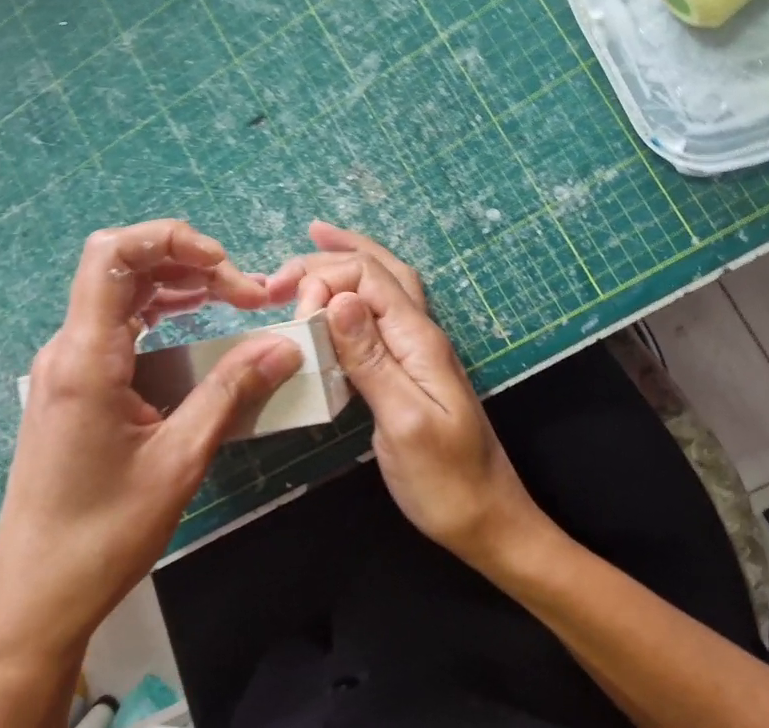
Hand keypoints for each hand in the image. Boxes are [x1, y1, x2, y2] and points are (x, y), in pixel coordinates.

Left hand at [0, 221, 302, 660]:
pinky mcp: (73, 388)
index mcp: (85, 358)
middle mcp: (67, 350)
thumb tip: (284, 345)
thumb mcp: (180, 461)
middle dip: (188, 262)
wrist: (36, 599)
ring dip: (176, 286)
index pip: (113, 254)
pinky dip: (160, 315)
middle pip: (121, 266)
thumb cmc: (104, 535)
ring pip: (121, 295)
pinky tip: (197, 327)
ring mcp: (65, 368)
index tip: (225, 265)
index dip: (170, 239)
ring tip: (233, 302)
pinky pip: (118, 328)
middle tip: (246, 293)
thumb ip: (232, 393)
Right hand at [269, 222, 546, 568]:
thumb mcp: (403, 421)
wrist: (488, 521)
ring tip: (314, 247)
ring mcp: (418, 353)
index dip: (325, 278)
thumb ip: (371, 359)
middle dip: (332, 257)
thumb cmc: (445, 481)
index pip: (369, 277)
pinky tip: (337, 305)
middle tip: (280, 270)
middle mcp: (421, 335)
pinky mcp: (411, 374)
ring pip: (385, 289)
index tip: (286, 308)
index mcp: (419, 339)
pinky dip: (354, 299)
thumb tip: (338, 298)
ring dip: (348, 265)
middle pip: (380, 271)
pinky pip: (380, 319)